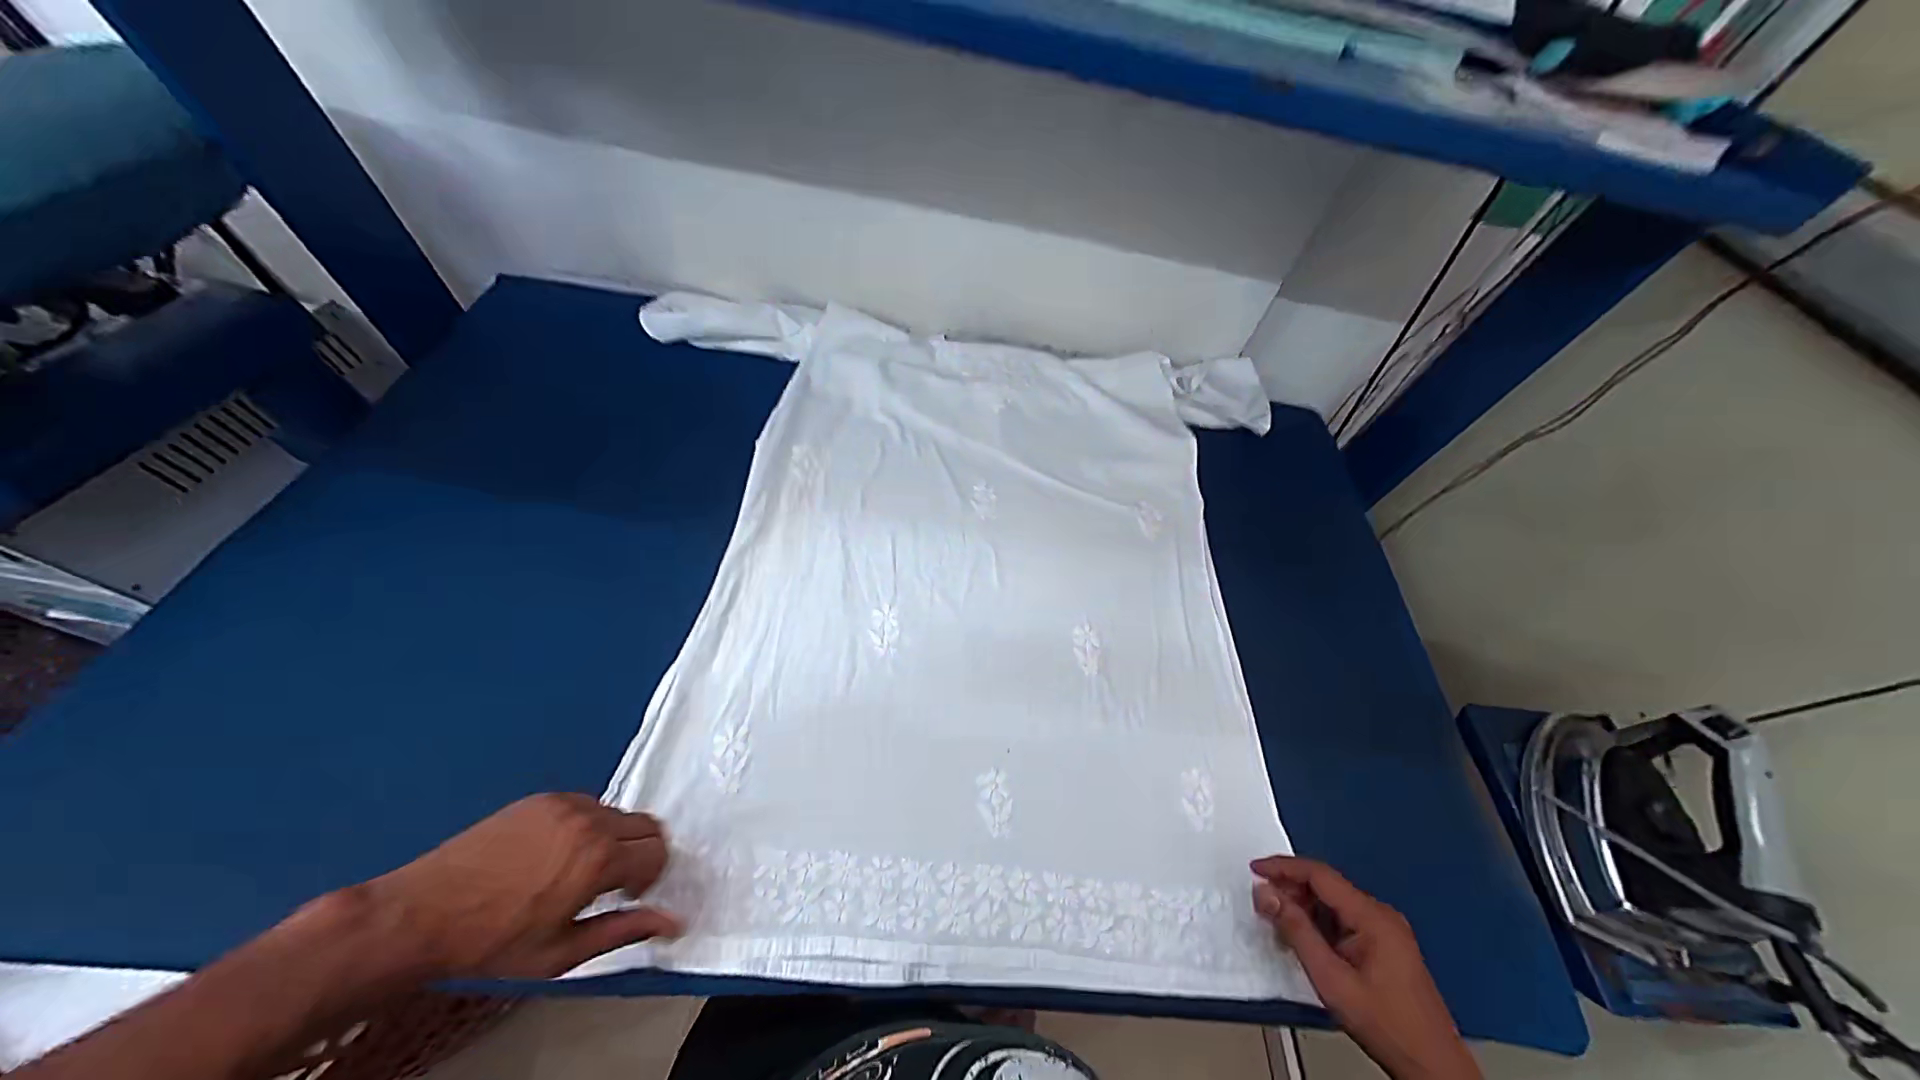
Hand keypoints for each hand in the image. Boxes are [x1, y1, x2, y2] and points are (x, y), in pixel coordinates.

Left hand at [351, 793, 682, 979]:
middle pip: (648, 825)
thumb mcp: (561, 952)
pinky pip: (586, 805)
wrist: (420, 913)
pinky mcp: (541, 798)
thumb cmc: (492, 943)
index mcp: (600, 857)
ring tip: (579, 870)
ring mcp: (565, 804)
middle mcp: (591, 821)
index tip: (628, 897)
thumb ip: (624, 930)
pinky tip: (554, 854)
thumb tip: (673, 922)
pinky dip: (587, 826)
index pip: (659, 852)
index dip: (652, 877)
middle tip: (614, 883)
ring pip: (617, 814)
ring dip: (615, 838)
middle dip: (642, 853)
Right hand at [1251, 856, 1479, 1079]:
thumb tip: (1266, 893)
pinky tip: (1305, 939)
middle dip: (1291, 889)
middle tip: (1263, 903)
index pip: (1320, 875)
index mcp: (1372, 917)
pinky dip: (1319, 922)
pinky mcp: (1386, 945)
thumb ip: (1295, 930)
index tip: (1254, 870)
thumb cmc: (1384, 1024)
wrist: (1432, 1066)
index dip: (1283, 867)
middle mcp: (1382, 915)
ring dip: (1303, 907)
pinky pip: (1345, 920)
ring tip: (1279, 924)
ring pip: (1334, 903)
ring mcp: (1387, 930)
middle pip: (1327, 886)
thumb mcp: (1330, 977)